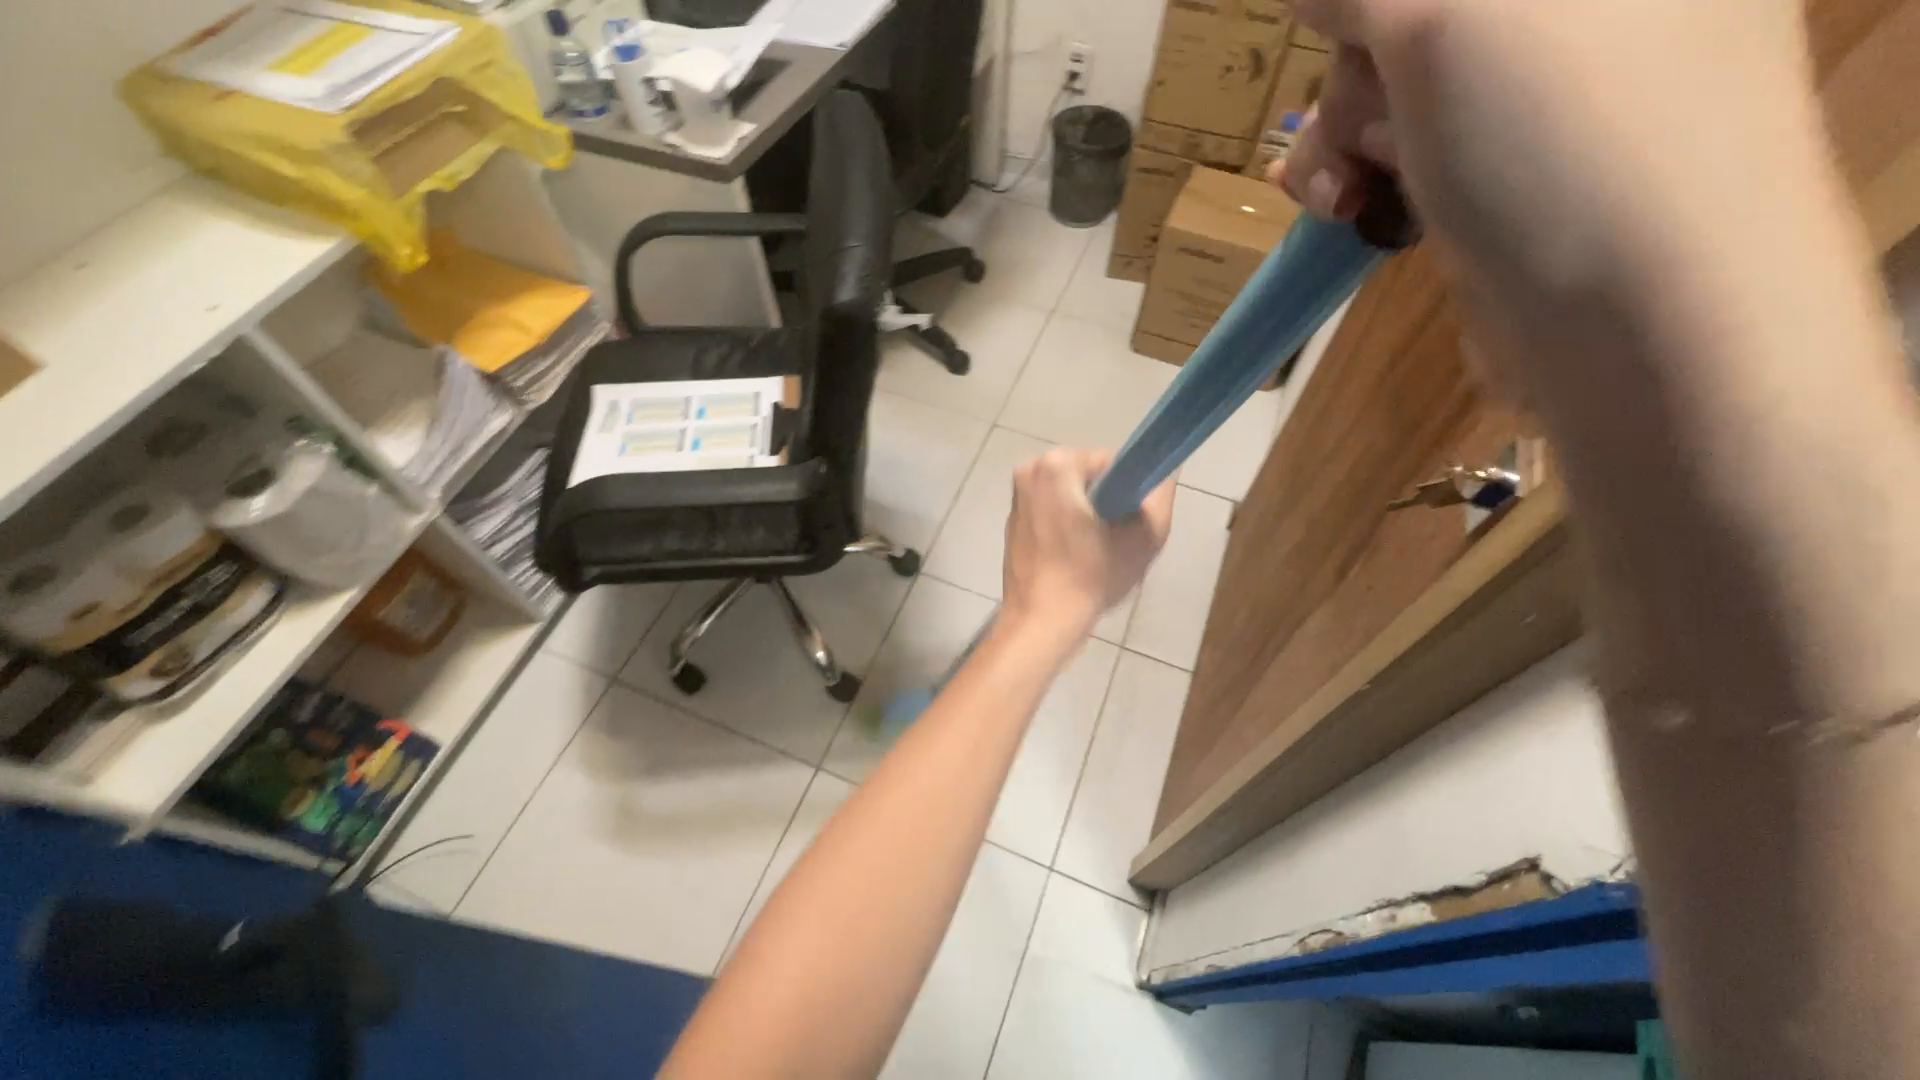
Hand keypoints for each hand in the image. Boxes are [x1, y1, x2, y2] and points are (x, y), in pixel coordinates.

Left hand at [1001, 448, 1173, 640]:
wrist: (1041, 621)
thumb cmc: (1091, 578)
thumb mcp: (1144, 538)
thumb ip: (1161, 496)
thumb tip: (1164, 474)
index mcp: (1058, 465)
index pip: (1112, 463)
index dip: (1130, 490)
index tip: (1132, 521)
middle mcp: (1030, 471)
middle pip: (1089, 477)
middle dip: (1108, 502)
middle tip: (1117, 539)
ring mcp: (1017, 496)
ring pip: (1071, 494)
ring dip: (1088, 514)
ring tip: (1097, 550)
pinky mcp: (1012, 521)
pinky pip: (1052, 510)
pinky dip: (1067, 525)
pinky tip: (1075, 556)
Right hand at [1270, 0, 1830, 403]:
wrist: (1636, 324)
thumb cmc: (1557, 140)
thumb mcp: (1448, 13)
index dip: (1377, 4)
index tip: (1350, 37)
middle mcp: (1587, 9)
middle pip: (1415, 17)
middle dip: (1359, 76)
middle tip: (1373, 133)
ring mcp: (1548, 97)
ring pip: (1400, 89)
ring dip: (1344, 142)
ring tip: (1344, 199)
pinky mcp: (1510, 174)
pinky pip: (1412, 151)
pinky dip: (1365, 181)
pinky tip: (1347, 212)